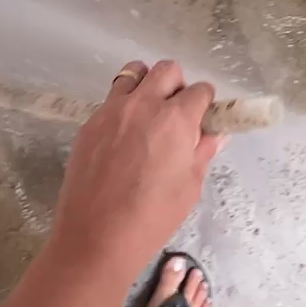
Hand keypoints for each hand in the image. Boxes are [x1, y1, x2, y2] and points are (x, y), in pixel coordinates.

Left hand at [51, 60, 223, 274]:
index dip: (205, 103)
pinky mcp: (90, 121)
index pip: (200, 90)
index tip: (203, 117)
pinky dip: (123, 106)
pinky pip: (111, 98)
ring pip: (134, 73)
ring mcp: (113, 109)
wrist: (96, 237)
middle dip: (178, 85)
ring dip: (147, 85)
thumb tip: (215, 133)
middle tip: (176, 112)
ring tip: (148, 112)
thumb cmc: (152, 217)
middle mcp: (144, 104)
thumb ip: (203, 151)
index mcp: (176, 119)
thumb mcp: (190, 186)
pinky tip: (123, 135)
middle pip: (167, 69)